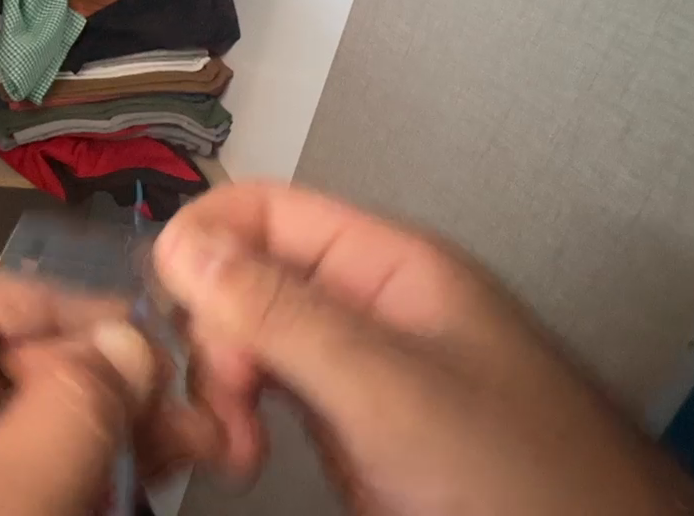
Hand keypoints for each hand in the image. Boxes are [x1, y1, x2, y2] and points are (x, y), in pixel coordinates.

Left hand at [0, 257, 218, 515]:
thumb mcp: (4, 492)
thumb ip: (72, 404)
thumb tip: (131, 338)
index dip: (63, 292)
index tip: (147, 314)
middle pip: (27, 353)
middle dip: (113, 368)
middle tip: (195, 388)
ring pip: (56, 413)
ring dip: (130, 419)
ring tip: (208, 437)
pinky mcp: (2, 510)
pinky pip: (61, 467)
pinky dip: (115, 466)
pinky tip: (166, 467)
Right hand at [153, 182, 693, 514]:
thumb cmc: (521, 485)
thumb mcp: (390, 391)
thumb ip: (280, 312)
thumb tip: (174, 243)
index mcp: (384, 264)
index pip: (265, 208)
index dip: (207, 236)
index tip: (173, 300)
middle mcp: (359, 302)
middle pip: (242, 272)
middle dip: (216, 328)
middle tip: (223, 398)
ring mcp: (350, 363)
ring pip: (243, 332)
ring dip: (219, 376)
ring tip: (231, 442)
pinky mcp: (342, 419)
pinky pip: (260, 386)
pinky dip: (235, 410)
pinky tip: (237, 449)